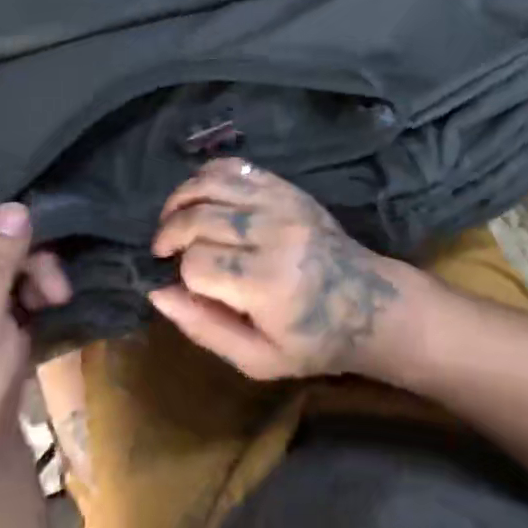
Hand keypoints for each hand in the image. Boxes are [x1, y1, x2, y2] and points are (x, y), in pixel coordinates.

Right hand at [149, 158, 418, 380]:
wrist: (370, 304)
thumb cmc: (313, 341)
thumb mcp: (259, 360)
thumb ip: (204, 328)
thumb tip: (157, 291)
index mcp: (267, 284)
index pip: (197, 264)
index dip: (181, 274)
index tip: (184, 284)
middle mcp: (273, 235)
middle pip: (197, 218)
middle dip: (169, 233)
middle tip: (163, 248)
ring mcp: (280, 204)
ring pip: (209, 184)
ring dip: (179, 199)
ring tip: (172, 219)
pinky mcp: (285, 187)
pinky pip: (233, 167)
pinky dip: (205, 176)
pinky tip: (198, 196)